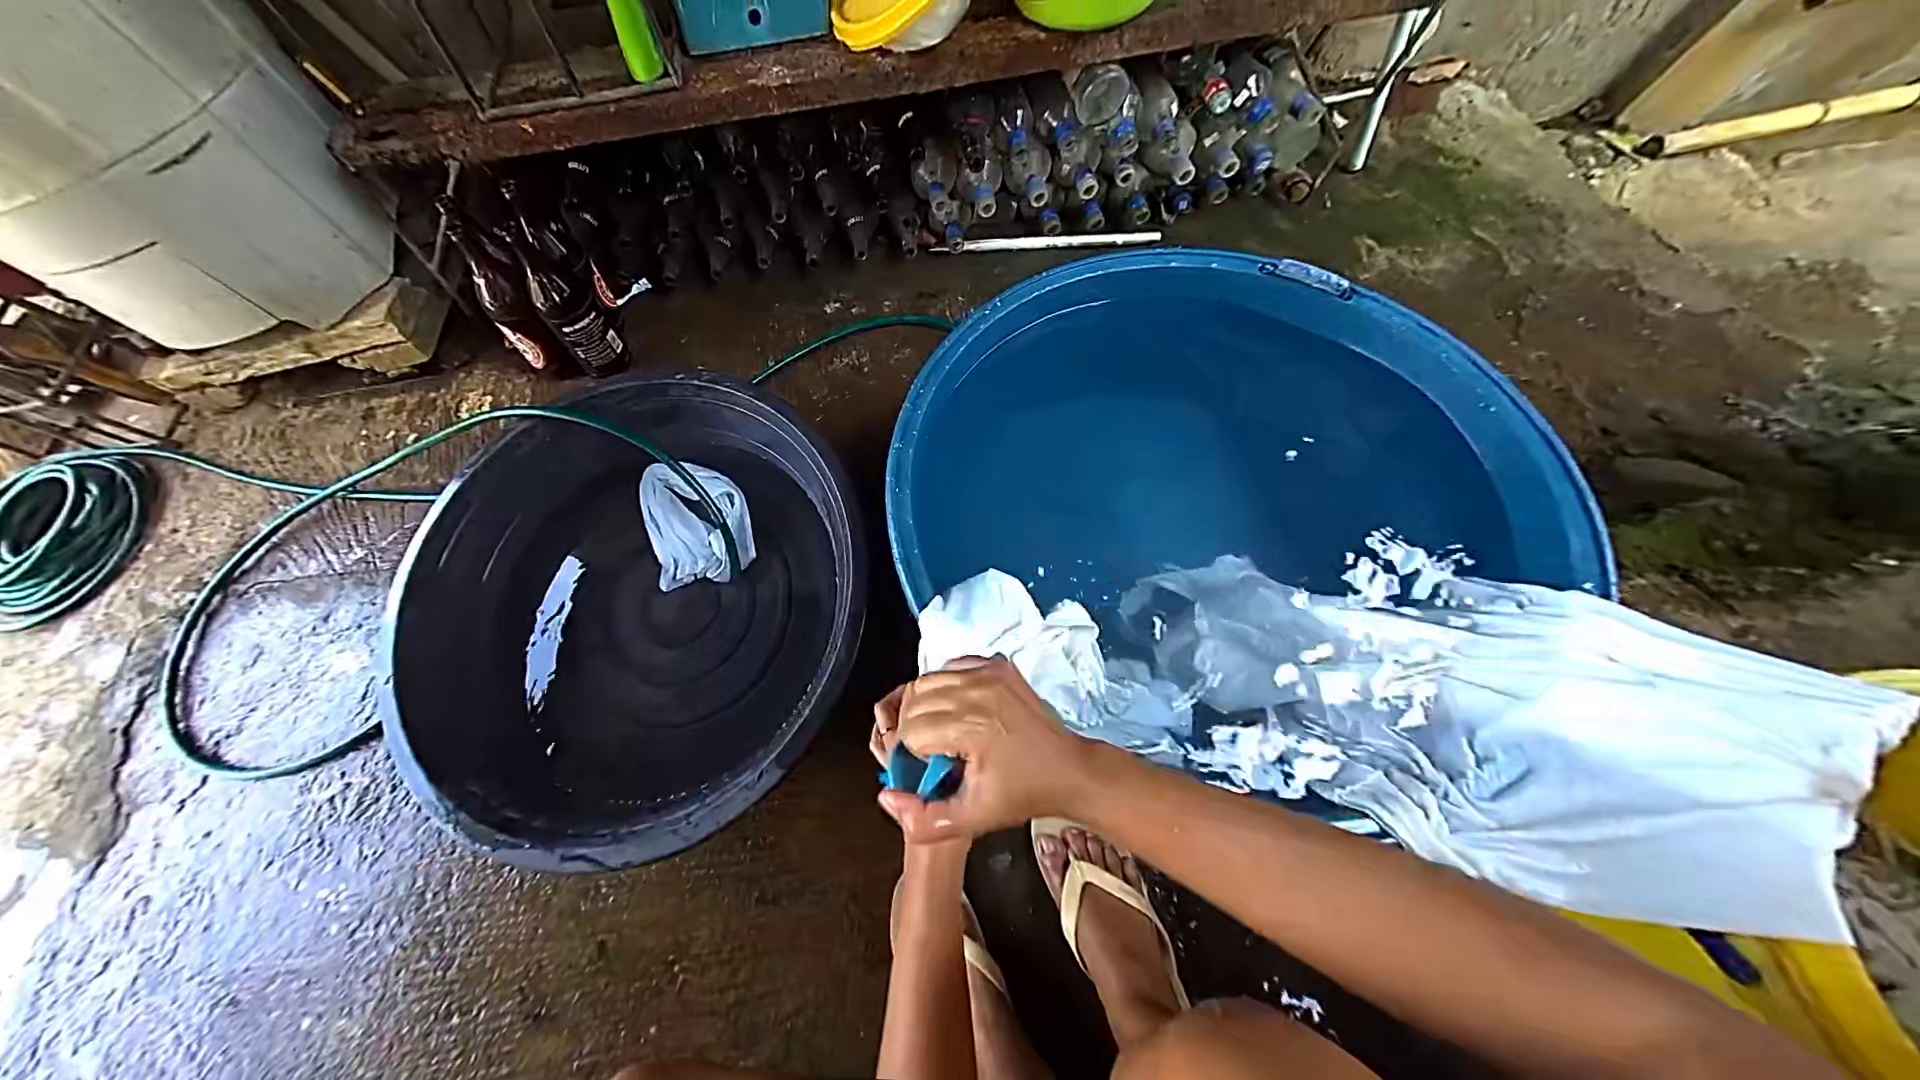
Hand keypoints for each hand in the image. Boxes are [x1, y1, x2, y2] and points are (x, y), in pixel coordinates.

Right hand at [877, 655, 1097, 843]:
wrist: (1068, 768)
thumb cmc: (1023, 792)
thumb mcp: (973, 817)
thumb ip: (924, 818)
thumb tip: (886, 797)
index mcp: (971, 727)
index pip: (911, 732)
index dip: (914, 754)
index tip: (933, 767)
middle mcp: (978, 691)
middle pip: (915, 702)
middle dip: (916, 728)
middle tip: (936, 750)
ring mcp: (990, 673)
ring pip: (928, 681)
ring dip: (927, 706)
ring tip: (945, 730)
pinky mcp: (998, 665)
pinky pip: (952, 666)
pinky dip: (947, 684)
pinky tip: (959, 708)